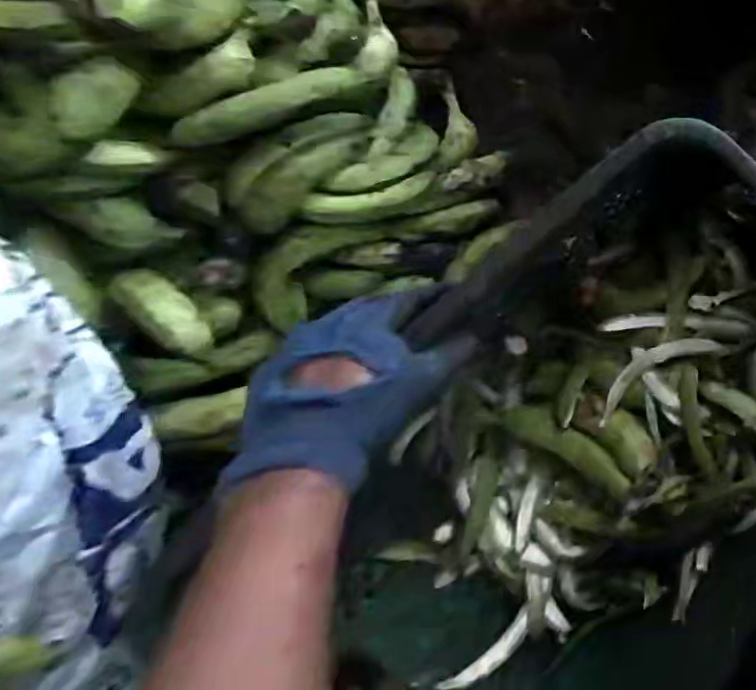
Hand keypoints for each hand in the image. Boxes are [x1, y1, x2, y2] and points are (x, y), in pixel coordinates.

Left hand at [218, 290, 474, 493]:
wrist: (300, 459)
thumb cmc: (371, 411)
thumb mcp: (424, 380)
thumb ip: (456, 350)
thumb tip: (484, 331)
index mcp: (368, 317)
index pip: (410, 296)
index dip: (435, 296)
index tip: (454, 296)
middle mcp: (329, 321)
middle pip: (371, 307)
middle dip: (396, 311)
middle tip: (419, 319)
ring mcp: (294, 344)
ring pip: (338, 326)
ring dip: (361, 330)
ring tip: (380, 343)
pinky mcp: (272, 371)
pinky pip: (310, 349)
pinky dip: (331, 351)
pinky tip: (342, 368)